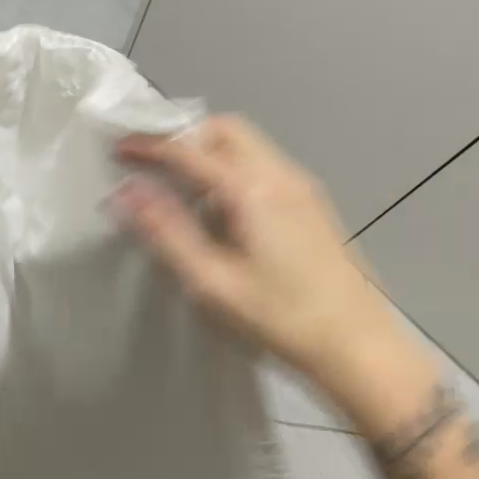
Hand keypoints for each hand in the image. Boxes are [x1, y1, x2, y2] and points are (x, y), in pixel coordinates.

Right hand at [113, 115, 405, 383]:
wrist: (361, 348)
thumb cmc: (281, 318)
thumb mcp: (212, 281)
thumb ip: (166, 231)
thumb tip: (125, 193)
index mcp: (252, 190)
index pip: (190, 151)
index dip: (149, 146)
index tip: (117, 147)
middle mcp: (280, 175)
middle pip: (225, 130)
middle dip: (183, 136)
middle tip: (151, 162)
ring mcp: (303, 187)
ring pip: (248, 145)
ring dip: (208, 151)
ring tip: (178, 185)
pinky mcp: (313, 204)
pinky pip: (263, 165)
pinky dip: (231, 167)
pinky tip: (219, 208)